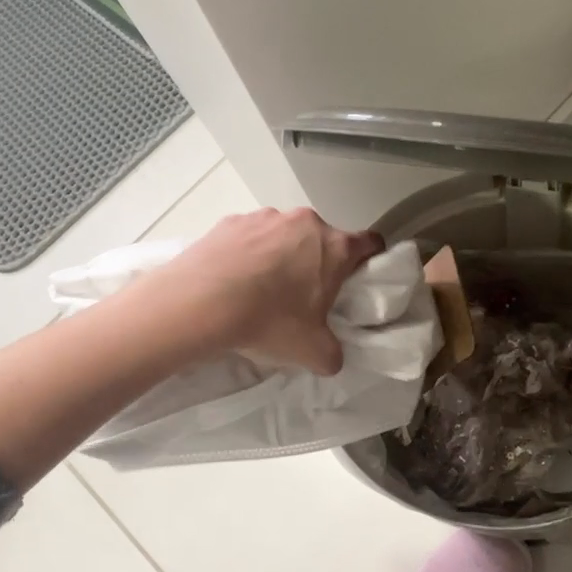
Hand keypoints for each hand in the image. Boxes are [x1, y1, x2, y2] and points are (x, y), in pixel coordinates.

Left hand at [137, 208, 383, 374]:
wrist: (201, 304)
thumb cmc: (270, 321)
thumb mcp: (313, 353)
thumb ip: (332, 353)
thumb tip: (331, 355)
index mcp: (335, 248)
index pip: (370, 243)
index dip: (370, 259)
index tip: (359, 277)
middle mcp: (304, 223)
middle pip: (322, 238)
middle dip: (317, 262)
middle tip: (301, 295)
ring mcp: (265, 217)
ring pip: (284, 235)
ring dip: (280, 255)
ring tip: (259, 289)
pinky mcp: (230, 221)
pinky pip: (249, 236)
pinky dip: (247, 253)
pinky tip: (232, 280)